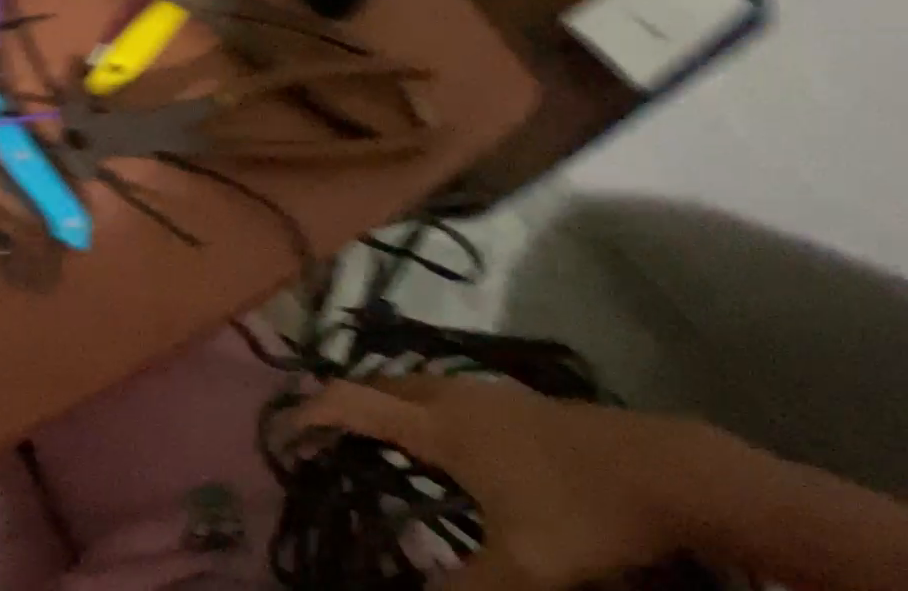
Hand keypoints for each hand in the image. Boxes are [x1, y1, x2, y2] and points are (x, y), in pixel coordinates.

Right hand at [283, 375, 727, 589]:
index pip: (352, 403)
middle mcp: (449, 397)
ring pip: (410, 383)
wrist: (670, 470)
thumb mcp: (525, 565)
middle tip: (321, 439)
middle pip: (375, 384)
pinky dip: (414, 405)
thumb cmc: (582, 510)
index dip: (310, 414)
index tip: (283, 434)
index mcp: (438, 426)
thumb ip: (467, 587)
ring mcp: (484, 393)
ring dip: (379, 402)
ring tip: (368, 437)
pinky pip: (439, 392)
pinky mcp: (513, 400)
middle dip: (340, 404)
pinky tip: (437, 439)